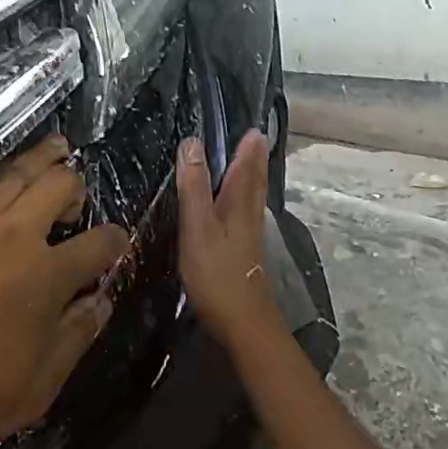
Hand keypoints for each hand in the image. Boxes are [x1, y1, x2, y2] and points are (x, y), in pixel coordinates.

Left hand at [0, 135, 129, 448]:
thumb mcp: (34, 388)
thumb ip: (74, 338)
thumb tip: (100, 302)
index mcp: (45, 275)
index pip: (98, 242)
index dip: (116, 240)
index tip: (118, 243)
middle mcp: (8, 237)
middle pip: (56, 185)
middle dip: (77, 185)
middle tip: (76, 202)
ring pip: (10, 175)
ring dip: (40, 161)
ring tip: (54, 149)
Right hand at [177, 131, 286, 344]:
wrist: (242, 322)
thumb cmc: (217, 273)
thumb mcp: (198, 226)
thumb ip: (194, 186)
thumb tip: (192, 142)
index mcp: (239, 203)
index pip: (247, 166)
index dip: (249, 147)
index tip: (252, 127)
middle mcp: (249, 214)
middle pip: (255, 180)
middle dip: (254, 159)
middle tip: (255, 139)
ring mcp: (249, 234)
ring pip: (253, 197)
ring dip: (252, 177)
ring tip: (249, 163)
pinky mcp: (244, 251)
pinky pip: (246, 213)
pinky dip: (244, 199)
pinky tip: (238, 207)